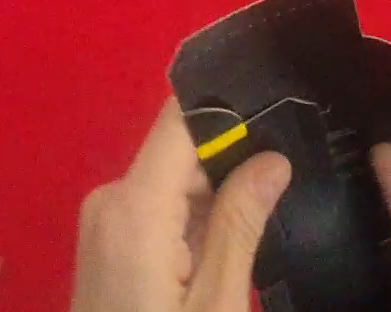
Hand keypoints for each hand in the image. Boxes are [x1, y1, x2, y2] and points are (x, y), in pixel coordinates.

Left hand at [72, 98, 291, 311]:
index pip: (178, 123)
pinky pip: (155, 208)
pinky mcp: (106, 240)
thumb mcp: (215, 307)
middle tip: (288, 163)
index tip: (272, 98)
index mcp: (133, 206)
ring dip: (213, 192)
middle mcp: (110, 197)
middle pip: (177, 152)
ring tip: (270, 194)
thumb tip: (273, 158)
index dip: (223, 107)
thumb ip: (239, 224)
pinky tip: (228, 236)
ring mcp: (103, 219)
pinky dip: (190, 218)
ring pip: (170, 181)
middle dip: (229, 157)